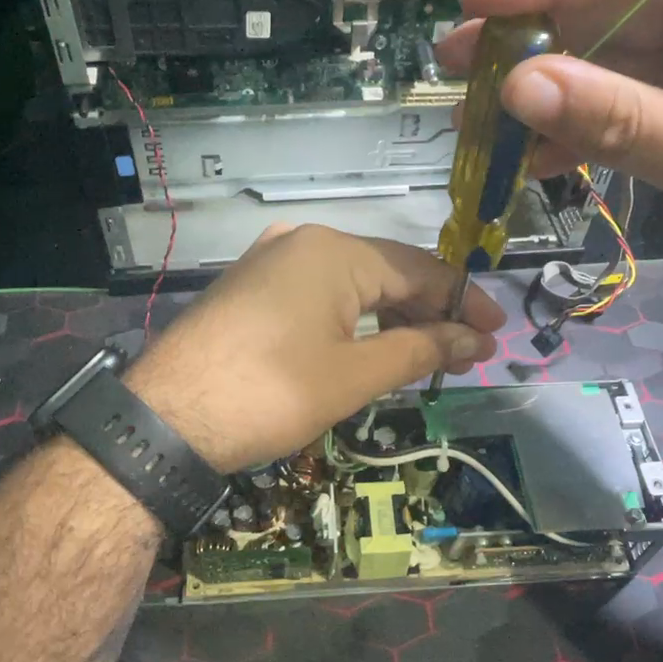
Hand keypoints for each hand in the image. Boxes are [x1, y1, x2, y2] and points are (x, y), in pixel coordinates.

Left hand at [125, 225, 505, 471]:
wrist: (164, 419)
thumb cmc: (271, 394)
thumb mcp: (355, 375)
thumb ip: (422, 349)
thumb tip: (477, 339)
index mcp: (335, 250)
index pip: (421, 269)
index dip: (465, 302)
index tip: (498, 334)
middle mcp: (303, 241)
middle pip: (387, 273)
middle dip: (431, 313)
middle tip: (467, 355)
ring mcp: (271, 262)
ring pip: (352, 285)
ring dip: (394, 319)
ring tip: (428, 358)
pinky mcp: (251, 289)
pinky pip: (319, 295)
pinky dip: (354, 321)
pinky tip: (373, 348)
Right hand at [438, 0, 662, 357]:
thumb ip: (617, 119)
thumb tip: (514, 82)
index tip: (471, 4)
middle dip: (541, 35)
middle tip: (460, 67)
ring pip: (628, 51)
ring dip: (559, 88)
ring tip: (483, 125)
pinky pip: (649, 95)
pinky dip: (596, 123)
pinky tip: (541, 155)